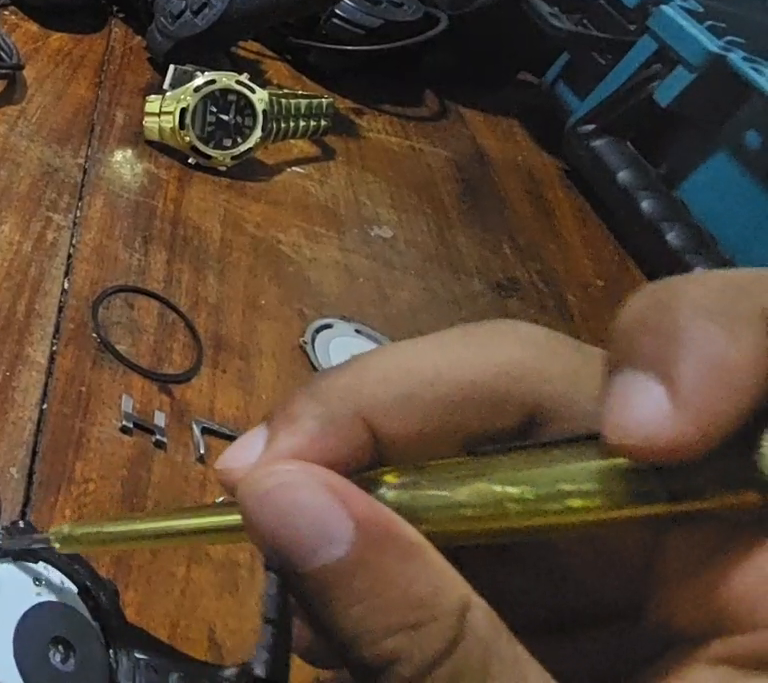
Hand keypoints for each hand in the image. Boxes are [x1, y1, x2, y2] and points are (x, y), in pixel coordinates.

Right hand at [215, 269, 767, 681]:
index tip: (641, 429)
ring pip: (438, 436)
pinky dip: (347, 534)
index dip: (698, 343)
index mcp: (765, 554)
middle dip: (381, 409)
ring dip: (341, 475)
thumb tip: (272, 490)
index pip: (757, 351)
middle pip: (527, 381)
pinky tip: (317, 594)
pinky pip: (410, 504)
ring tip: (274, 543)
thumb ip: (434, 637)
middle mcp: (674, 510)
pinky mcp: (511, 565)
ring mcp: (581, 536)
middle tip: (263, 469)